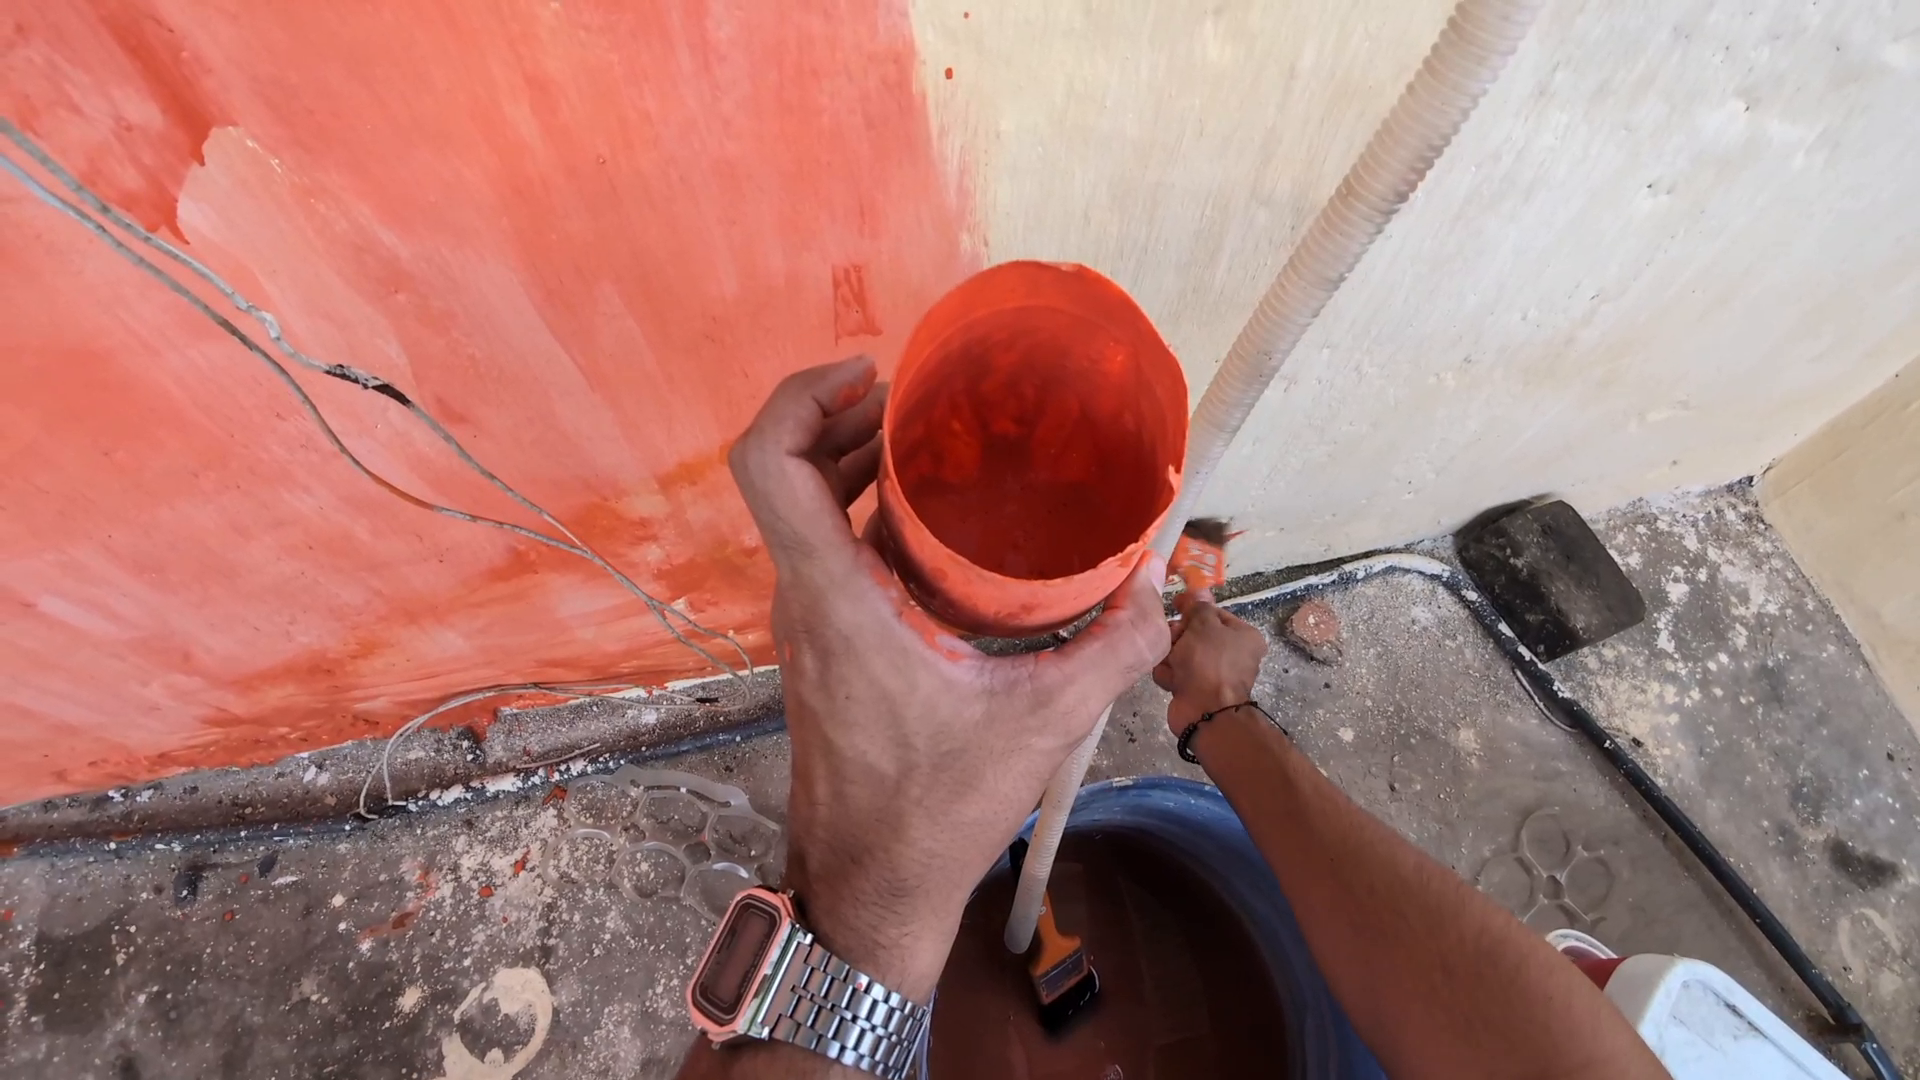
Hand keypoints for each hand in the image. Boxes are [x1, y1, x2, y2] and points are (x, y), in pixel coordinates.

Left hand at [728, 356, 1169, 999]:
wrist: (870, 885)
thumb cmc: (939, 808)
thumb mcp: (1043, 724)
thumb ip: (1113, 648)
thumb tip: (1156, 584)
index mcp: (837, 598)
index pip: (769, 466)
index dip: (800, 397)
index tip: (868, 376)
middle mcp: (805, 597)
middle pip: (785, 471)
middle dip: (841, 416)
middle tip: (918, 398)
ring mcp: (806, 620)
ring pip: (802, 509)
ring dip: (847, 459)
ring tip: (925, 438)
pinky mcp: (820, 640)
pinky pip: (824, 546)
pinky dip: (858, 508)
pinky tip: (926, 515)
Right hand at [1152, 588, 1268, 735]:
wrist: (1205, 711)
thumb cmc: (1209, 661)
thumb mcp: (1203, 624)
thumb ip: (1197, 605)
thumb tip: (1197, 590)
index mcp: (1244, 636)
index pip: (1213, 612)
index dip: (1192, 608)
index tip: (1175, 605)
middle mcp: (1233, 654)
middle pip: (1194, 632)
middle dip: (1178, 635)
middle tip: (1172, 639)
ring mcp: (1214, 674)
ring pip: (1181, 652)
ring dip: (1171, 655)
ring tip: (1171, 663)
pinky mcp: (1197, 689)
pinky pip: (1177, 672)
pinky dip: (1170, 674)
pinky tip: (1171, 679)